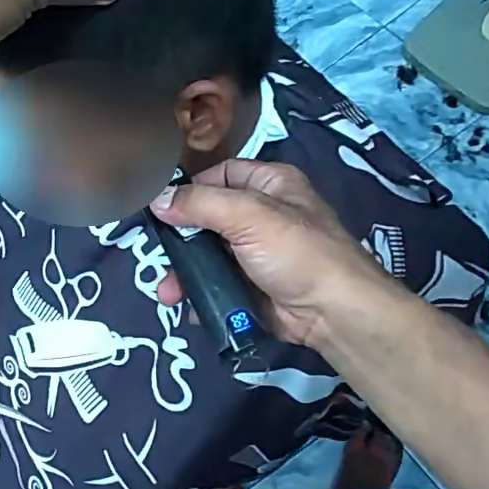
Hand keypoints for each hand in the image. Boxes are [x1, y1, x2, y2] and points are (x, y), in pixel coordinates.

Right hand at [149, 159, 404, 349]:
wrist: (333, 313)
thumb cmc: (295, 252)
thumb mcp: (248, 216)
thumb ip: (200, 204)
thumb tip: (156, 199)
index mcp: (269, 184)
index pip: (219, 175)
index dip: (190, 189)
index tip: (158, 208)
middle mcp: (263, 214)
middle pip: (208, 219)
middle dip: (180, 240)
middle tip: (159, 257)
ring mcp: (257, 253)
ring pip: (209, 256)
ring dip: (185, 273)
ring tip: (168, 293)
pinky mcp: (253, 286)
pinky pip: (218, 284)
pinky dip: (201, 294)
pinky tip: (187, 307)